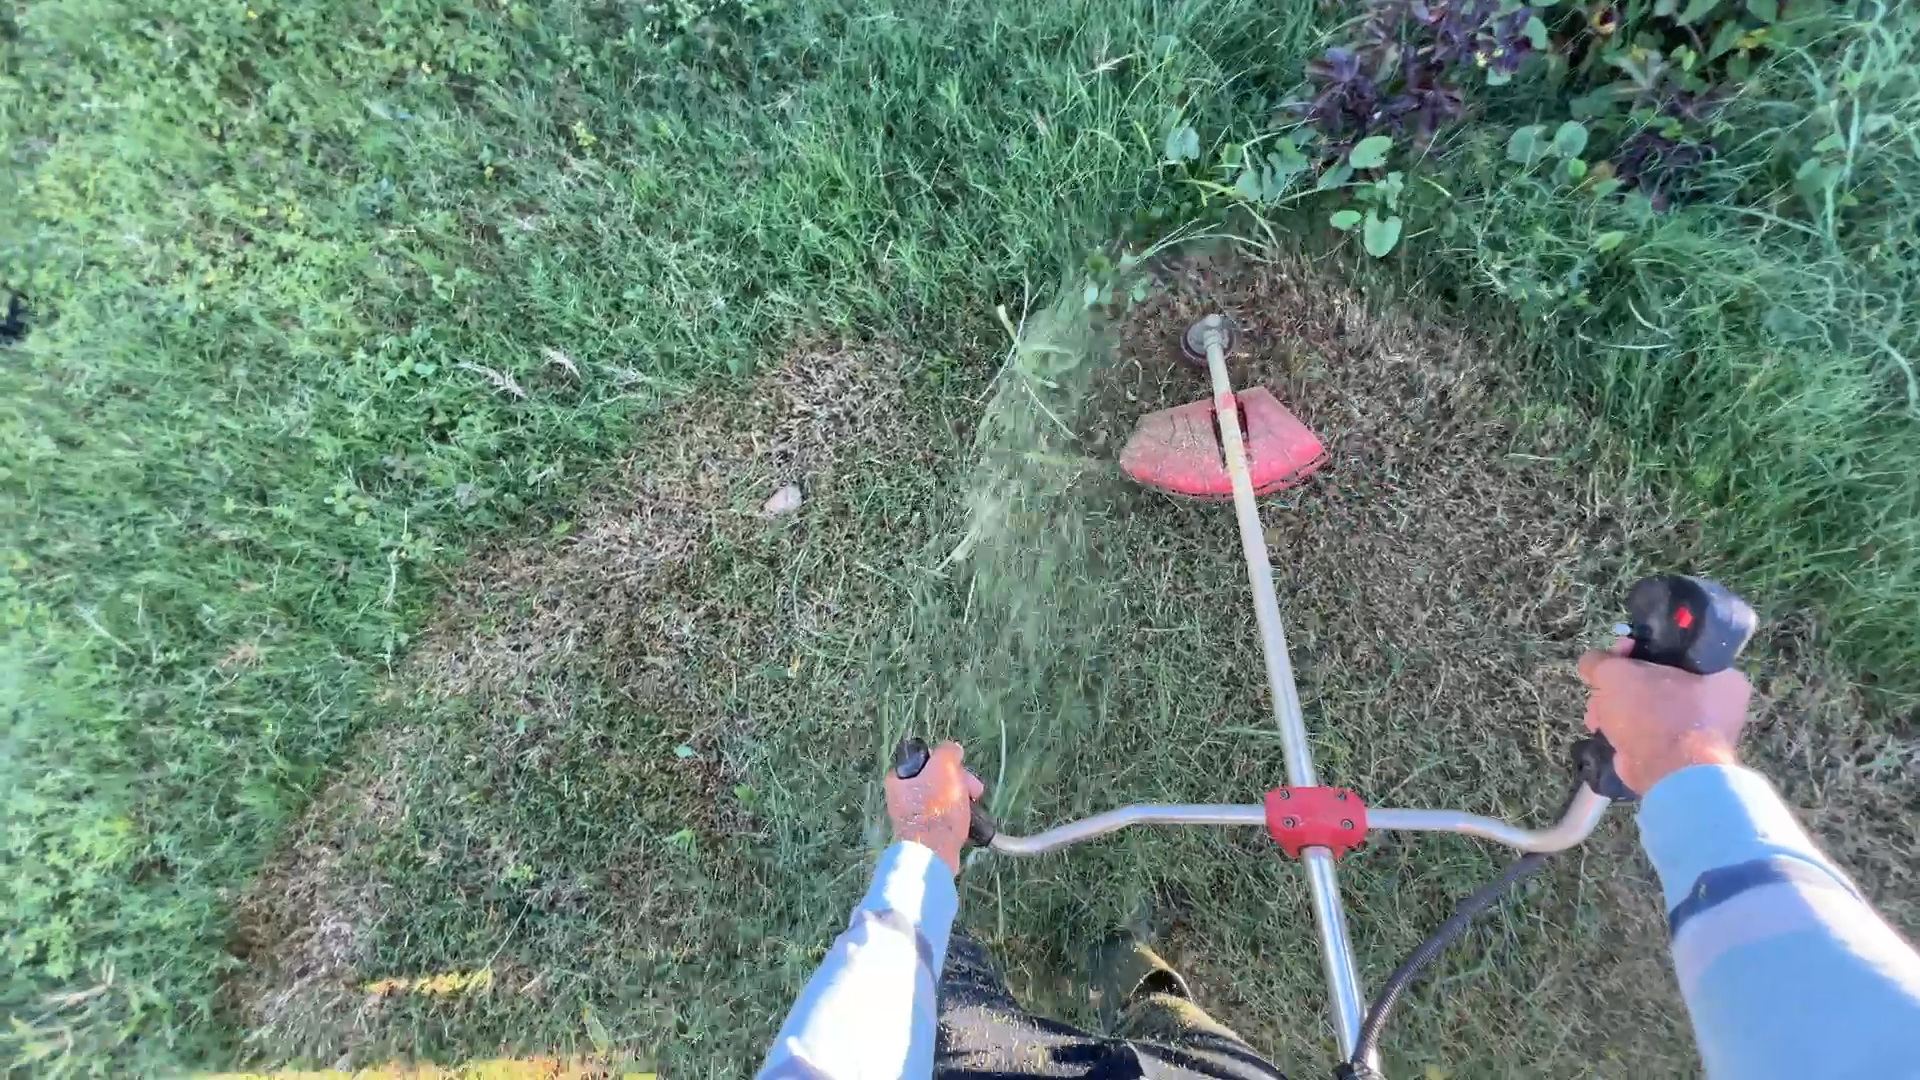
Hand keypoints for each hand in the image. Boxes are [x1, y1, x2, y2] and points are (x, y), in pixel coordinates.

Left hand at [884, 740, 983, 873]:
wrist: (934, 854)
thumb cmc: (937, 808)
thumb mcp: (944, 767)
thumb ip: (948, 751)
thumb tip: (953, 750)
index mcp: (898, 778)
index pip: (928, 760)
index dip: (947, 763)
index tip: (960, 772)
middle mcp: (901, 797)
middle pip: (938, 779)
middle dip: (960, 783)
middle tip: (974, 791)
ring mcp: (912, 817)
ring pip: (943, 798)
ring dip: (961, 800)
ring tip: (972, 810)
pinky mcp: (924, 835)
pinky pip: (943, 818)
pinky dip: (956, 819)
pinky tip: (966, 823)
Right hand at [1576, 638, 1752, 793]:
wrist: (1669, 772)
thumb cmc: (1653, 714)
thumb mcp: (1616, 673)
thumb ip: (1599, 660)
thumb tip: (1593, 662)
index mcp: (1718, 675)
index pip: (1668, 651)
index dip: (1633, 651)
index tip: (1613, 657)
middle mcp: (1715, 700)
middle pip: (1648, 680)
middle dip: (1615, 687)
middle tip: (1602, 691)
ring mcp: (1699, 727)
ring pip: (1640, 704)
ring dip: (1611, 707)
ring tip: (1600, 717)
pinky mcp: (1680, 748)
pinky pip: (1644, 726)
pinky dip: (1621, 727)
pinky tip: (1606, 730)